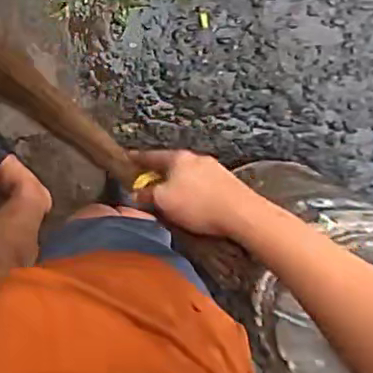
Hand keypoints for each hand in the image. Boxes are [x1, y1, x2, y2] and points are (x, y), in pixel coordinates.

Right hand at [128, 148, 261, 237]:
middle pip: (170, 165)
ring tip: (173, 200)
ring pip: (188, 175)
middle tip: (149, 185)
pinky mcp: (229, 185)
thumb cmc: (200, 205)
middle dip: (159, 175)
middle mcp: (196, 159)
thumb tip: (136, 194)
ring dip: (179, 185)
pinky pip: (204, 186)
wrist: (245, 217)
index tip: (126, 159)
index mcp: (177, 157)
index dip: (135, 159)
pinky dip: (195, 193)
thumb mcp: (163, 202)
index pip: (150, 155)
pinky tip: (195, 207)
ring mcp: (215, 170)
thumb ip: (146, 195)